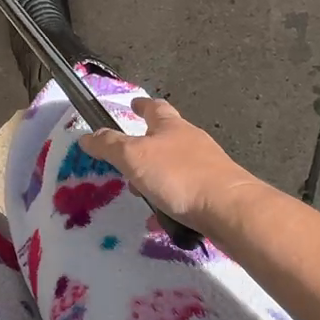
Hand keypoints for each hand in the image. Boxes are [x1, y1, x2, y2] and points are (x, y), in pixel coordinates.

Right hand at [78, 97, 270, 233]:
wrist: (233, 211)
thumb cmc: (178, 175)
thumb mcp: (132, 157)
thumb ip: (108, 146)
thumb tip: (86, 137)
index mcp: (171, 126)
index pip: (155, 108)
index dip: (142, 105)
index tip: (133, 104)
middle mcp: (193, 141)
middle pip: (168, 137)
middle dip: (148, 146)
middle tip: (130, 159)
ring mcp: (210, 167)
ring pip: (178, 165)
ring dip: (159, 175)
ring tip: (144, 193)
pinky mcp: (220, 192)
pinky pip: (189, 190)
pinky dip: (174, 198)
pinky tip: (166, 215)